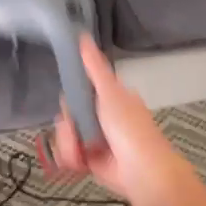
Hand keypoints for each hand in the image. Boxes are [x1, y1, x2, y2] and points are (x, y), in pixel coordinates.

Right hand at [52, 35, 197, 205]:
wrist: (141, 170)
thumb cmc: (129, 128)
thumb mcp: (110, 92)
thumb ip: (94, 67)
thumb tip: (82, 35)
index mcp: (110, 98)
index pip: (79, 91)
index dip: (72, 98)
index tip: (71, 104)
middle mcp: (102, 117)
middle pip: (68, 114)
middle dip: (67, 126)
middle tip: (76, 131)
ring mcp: (95, 139)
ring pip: (65, 135)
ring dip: (68, 145)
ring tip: (81, 153)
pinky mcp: (89, 160)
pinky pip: (68, 154)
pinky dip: (71, 159)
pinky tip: (79, 163)